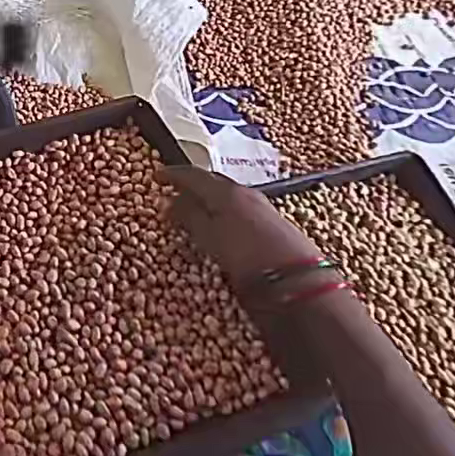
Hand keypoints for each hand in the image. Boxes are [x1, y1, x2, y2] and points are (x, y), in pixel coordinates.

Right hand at [161, 166, 326, 304]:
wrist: (299, 280)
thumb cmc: (246, 256)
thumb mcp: (208, 237)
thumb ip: (187, 216)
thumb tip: (166, 201)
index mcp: (225, 192)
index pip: (193, 175)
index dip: (172, 175)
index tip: (155, 177)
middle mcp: (244, 193)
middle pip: (211, 182)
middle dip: (190, 184)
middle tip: (172, 191)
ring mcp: (261, 206)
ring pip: (226, 194)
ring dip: (206, 197)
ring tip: (191, 208)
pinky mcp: (272, 222)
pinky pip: (237, 206)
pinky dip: (220, 208)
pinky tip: (217, 222)